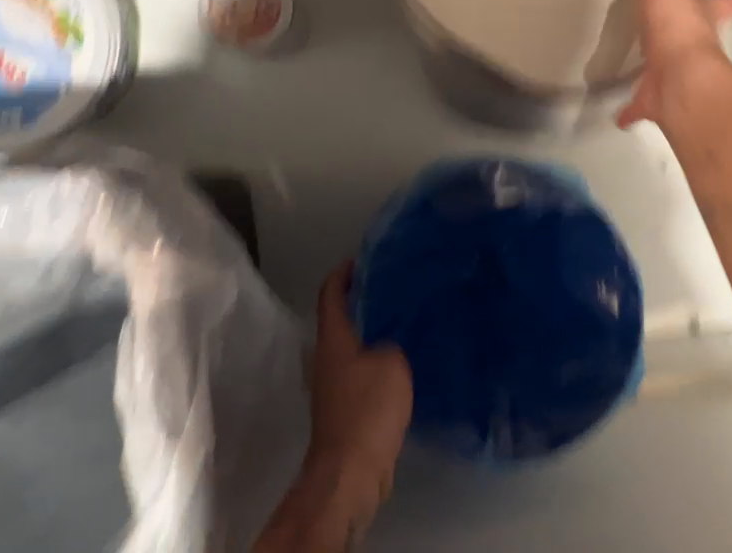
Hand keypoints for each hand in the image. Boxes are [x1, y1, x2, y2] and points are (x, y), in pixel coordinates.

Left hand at [307, 263, 413, 484]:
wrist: (351, 471)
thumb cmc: (367, 409)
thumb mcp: (392, 364)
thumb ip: (393, 341)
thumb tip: (391, 340)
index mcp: (333, 339)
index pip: (331, 294)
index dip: (343, 273)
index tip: (361, 259)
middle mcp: (327, 357)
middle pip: (341, 319)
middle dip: (364, 302)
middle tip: (395, 289)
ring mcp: (334, 385)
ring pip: (353, 347)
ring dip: (373, 333)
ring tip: (404, 321)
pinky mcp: (345, 408)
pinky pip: (362, 373)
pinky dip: (378, 361)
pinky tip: (403, 363)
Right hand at [612, 0, 731, 128]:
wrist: (682, 83)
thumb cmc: (676, 27)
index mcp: (700, 16)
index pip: (716, 0)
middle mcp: (695, 46)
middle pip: (697, 36)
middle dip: (692, 34)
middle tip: (676, 31)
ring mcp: (678, 76)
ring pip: (670, 69)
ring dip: (660, 67)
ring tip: (643, 64)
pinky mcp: (658, 100)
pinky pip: (641, 104)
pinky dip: (631, 108)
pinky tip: (620, 112)